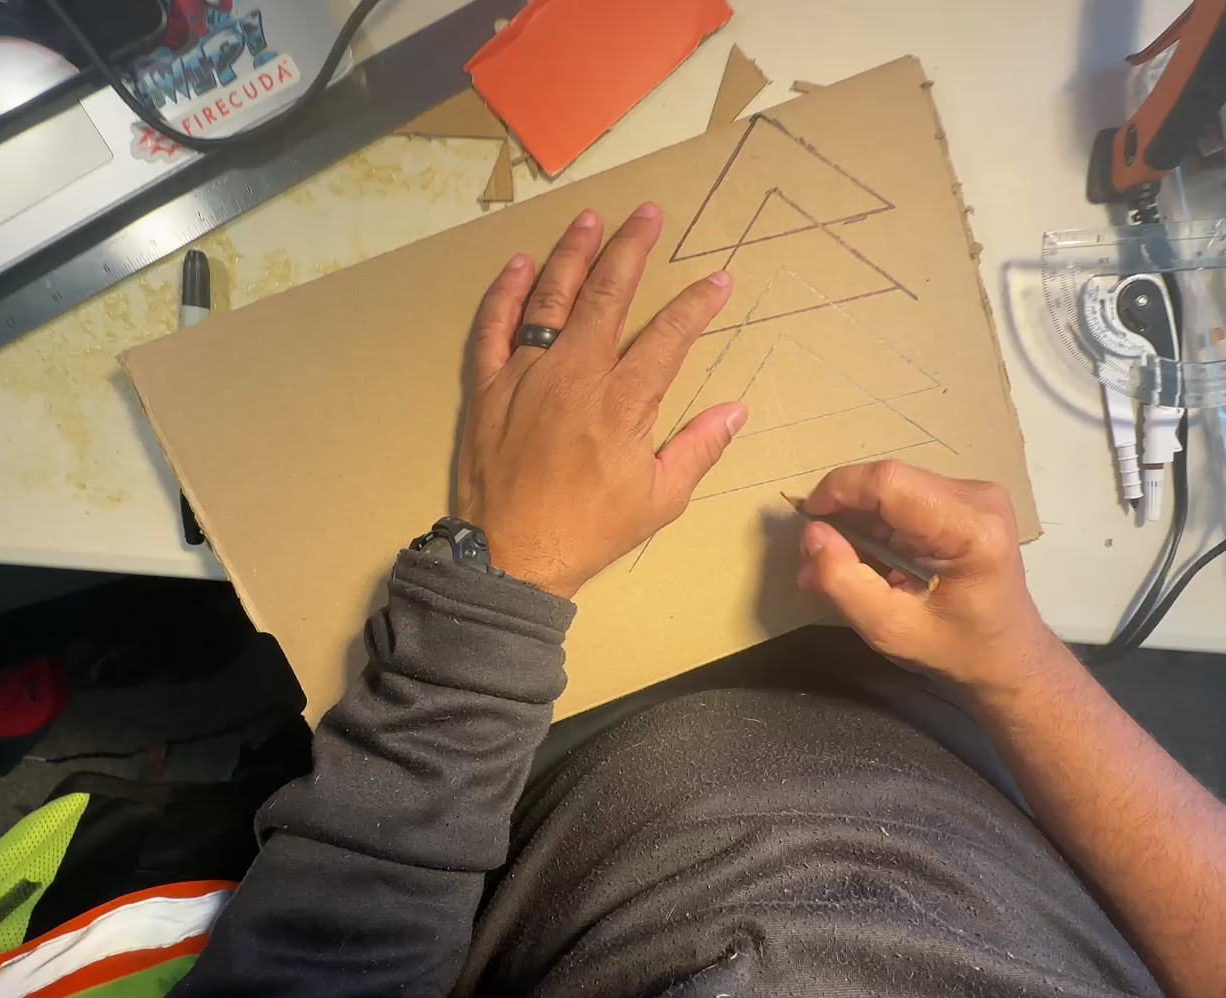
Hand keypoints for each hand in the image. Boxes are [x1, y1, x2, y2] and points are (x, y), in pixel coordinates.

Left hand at [457, 204, 746, 597]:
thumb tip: (736, 409)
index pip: (668, 336)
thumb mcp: (660, 500)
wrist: (511, 556)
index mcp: (623, 402)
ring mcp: (526, 375)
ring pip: (552, 299)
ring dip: (573, 254)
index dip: (696, 304)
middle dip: (632, 250)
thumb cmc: (591, 530)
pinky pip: (494, 328)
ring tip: (591, 218)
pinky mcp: (489, 386)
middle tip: (648, 213)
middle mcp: (575, 373)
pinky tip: (521, 264)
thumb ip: (698, 449)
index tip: (717, 280)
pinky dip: (506, 294)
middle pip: (608, 296)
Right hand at [796, 460, 1060, 691]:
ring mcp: (973, 494)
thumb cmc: (954, 650)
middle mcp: (978, 498)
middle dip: (842, 512)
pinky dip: (873, 526)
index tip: (807, 521)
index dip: (839, 491)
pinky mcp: (962, 500)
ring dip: (855, 522)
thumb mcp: (888, 629)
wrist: (1006, 657)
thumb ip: (844, 581)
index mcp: (971, 529)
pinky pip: (901, 498)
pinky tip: (863, 559)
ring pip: (890, 488)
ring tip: (837, 566)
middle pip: (888, 482)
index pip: (890, 482)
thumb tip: (812, 533)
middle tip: (816, 558)